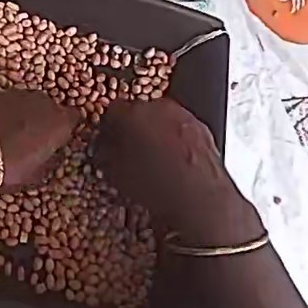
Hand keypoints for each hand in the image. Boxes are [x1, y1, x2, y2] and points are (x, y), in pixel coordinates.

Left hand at [0, 90, 77, 190]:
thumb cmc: (11, 168)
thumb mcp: (37, 174)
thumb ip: (51, 160)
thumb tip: (54, 154)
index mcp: (60, 122)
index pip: (75, 117)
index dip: (67, 126)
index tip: (59, 137)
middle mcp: (44, 102)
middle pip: (51, 106)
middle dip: (44, 119)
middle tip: (33, 138)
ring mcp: (19, 94)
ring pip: (28, 101)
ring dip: (25, 113)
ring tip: (12, 133)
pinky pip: (8, 101)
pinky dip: (5, 111)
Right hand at [95, 99, 262, 244]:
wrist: (201, 199)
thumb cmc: (158, 186)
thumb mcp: (116, 174)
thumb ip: (105, 154)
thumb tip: (104, 150)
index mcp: (133, 114)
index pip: (112, 111)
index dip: (108, 127)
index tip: (107, 140)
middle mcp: (160, 108)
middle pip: (139, 112)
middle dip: (132, 129)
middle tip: (128, 152)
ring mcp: (184, 116)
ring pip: (163, 119)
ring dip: (156, 134)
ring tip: (153, 160)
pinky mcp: (204, 129)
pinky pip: (181, 130)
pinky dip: (176, 141)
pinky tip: (174, 163)